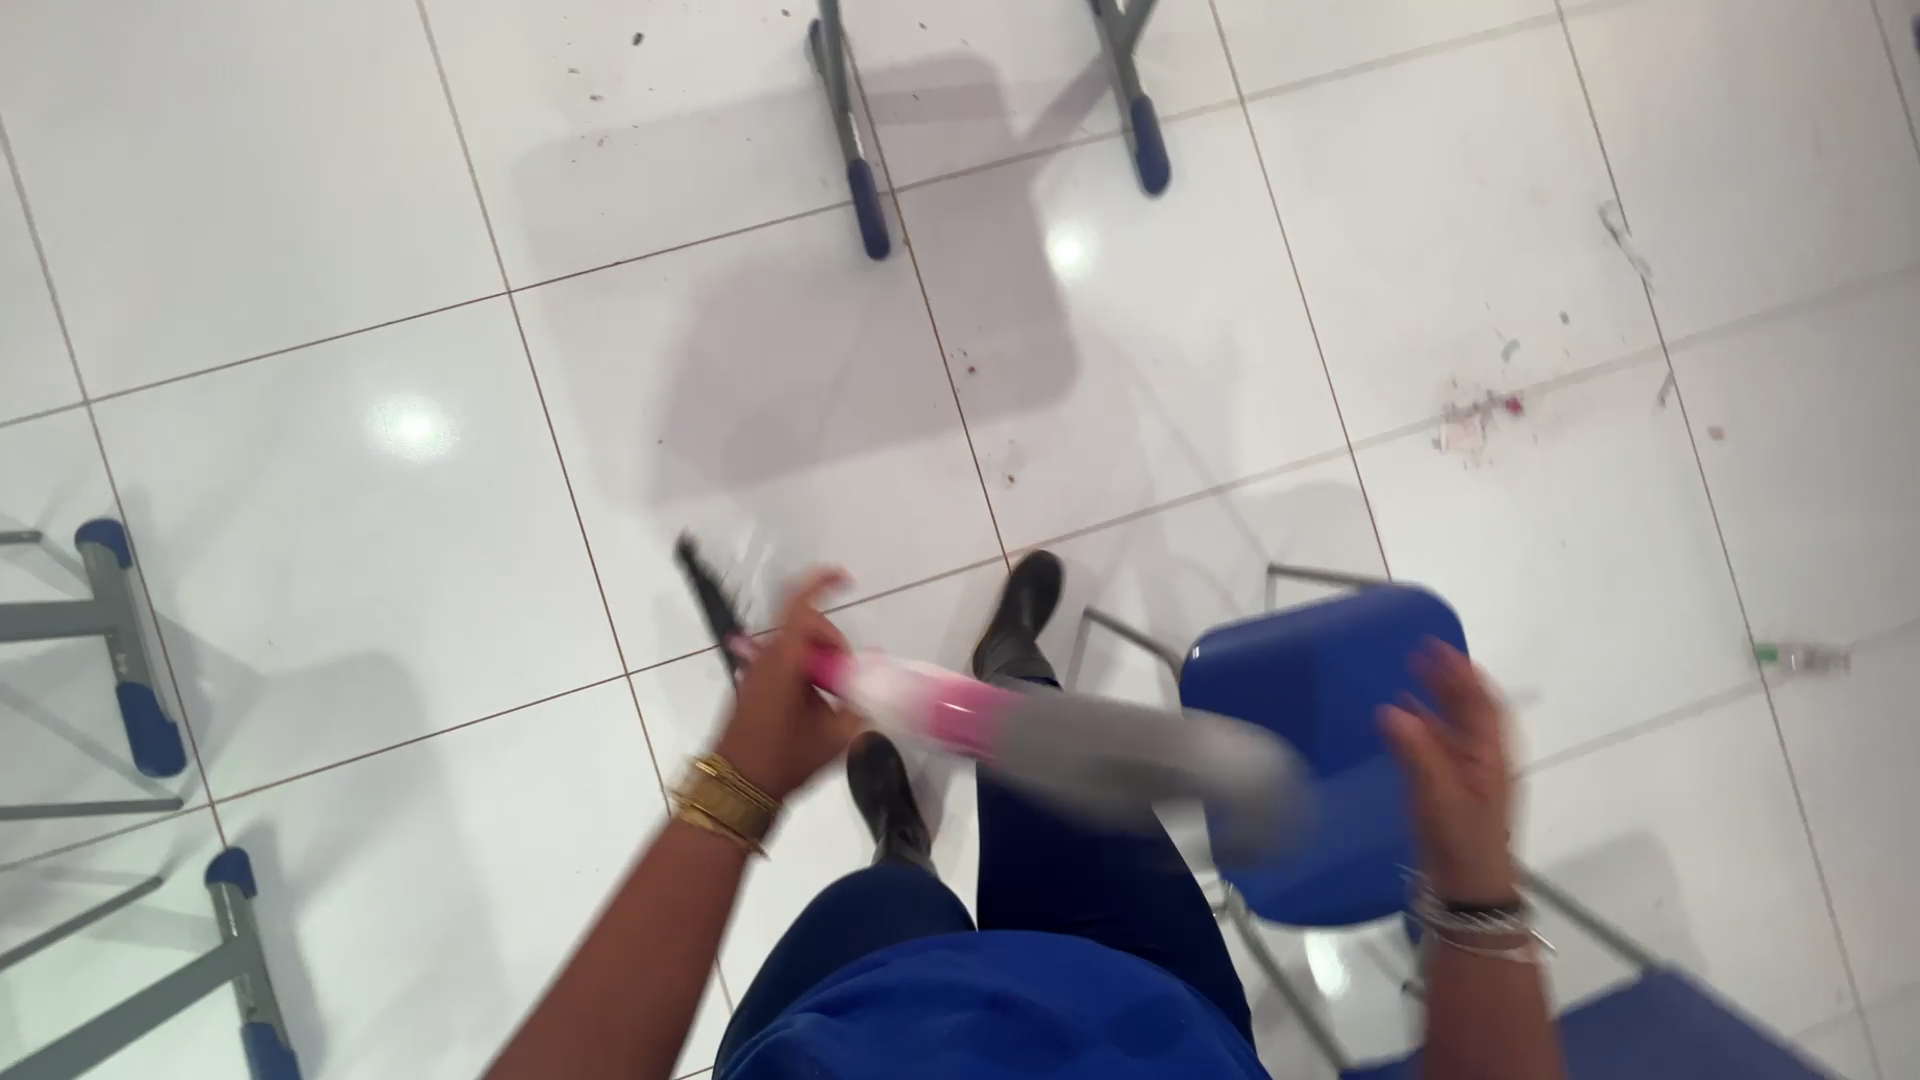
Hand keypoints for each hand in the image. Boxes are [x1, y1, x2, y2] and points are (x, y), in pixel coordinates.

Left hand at [713, 568, 860, 802]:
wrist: (736, 789)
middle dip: (834, 641)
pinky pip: (785, 662)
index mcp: (786, 660)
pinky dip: (806, 669)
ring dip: (820, 657)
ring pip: (795, 645)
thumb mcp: (836, 735)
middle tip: (850, 675)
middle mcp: (768, 657)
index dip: (822, 583)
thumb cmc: (786, 759)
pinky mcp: (753, 686)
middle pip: (806, 626)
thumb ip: (861, 698)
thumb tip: (877, 667)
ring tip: (837, 692)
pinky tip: (819, 699)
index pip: (801, 605)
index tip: (847, 579)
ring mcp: (757, 671)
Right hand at [1378, 641, 1518, 903]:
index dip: (1464, 674)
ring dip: (1437, 698)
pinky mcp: (1449, 787)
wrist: (1468, 888)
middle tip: (1422, 654)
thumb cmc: (1460, 839)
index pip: (1482, 704)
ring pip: (1455, 726)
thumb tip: (1391, 710)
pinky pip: (1438, 744)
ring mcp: (1467, 774)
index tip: (1440, 648)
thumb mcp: (1438, 794)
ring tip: (1412, 676)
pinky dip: (1423, 724)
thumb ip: (1416, 751)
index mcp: (1490, 756)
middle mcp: (1483, 760)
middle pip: (1471, 710)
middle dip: (1450, 680)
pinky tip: (1403, 719)